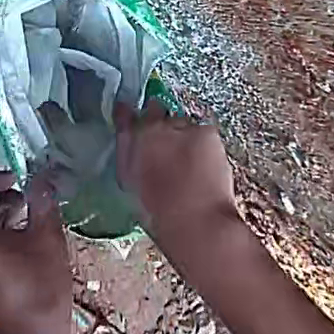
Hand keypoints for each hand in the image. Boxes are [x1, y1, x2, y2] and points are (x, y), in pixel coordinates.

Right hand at [114, 103, 243, 249]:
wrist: (196, 222)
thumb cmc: (157, 211)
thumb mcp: (130, 182)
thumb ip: (126, 151)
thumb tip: (126, 132)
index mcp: (132, 141)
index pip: (126, 114)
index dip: (133, 119)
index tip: (138, 125)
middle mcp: (156, 127)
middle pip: (157, 112)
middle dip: (162, 125)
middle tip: (169, 151)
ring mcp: (183, 127)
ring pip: (183, 123)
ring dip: (184, 135)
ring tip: (190, 164)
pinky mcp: (207, 132)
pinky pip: (203, 132)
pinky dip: (204, 144)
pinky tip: (206, 165)